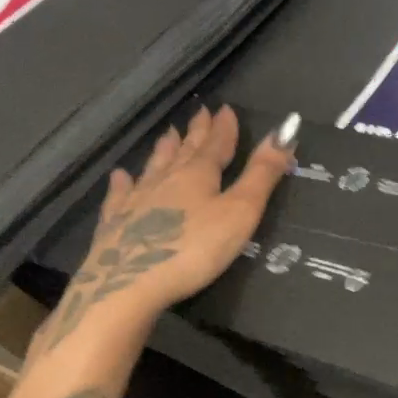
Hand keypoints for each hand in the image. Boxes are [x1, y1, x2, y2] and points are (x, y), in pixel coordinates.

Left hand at [39, 105, 298, 350]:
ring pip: (153, 168)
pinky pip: (119, 197)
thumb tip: (284, 133)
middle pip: (185, 151)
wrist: (123, 289)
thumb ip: (262, 174)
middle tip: (200, 112)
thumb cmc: (192, 249)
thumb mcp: (240, 211)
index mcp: (199, 175)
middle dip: (196, 132)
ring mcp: (135, 202)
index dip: (223, 128)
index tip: (225, 108)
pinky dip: (121, 184)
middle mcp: (166, 181)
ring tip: (168, 134)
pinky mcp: (113, 227)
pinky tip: (119, 176)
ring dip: (164, 150)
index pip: (215, 145)